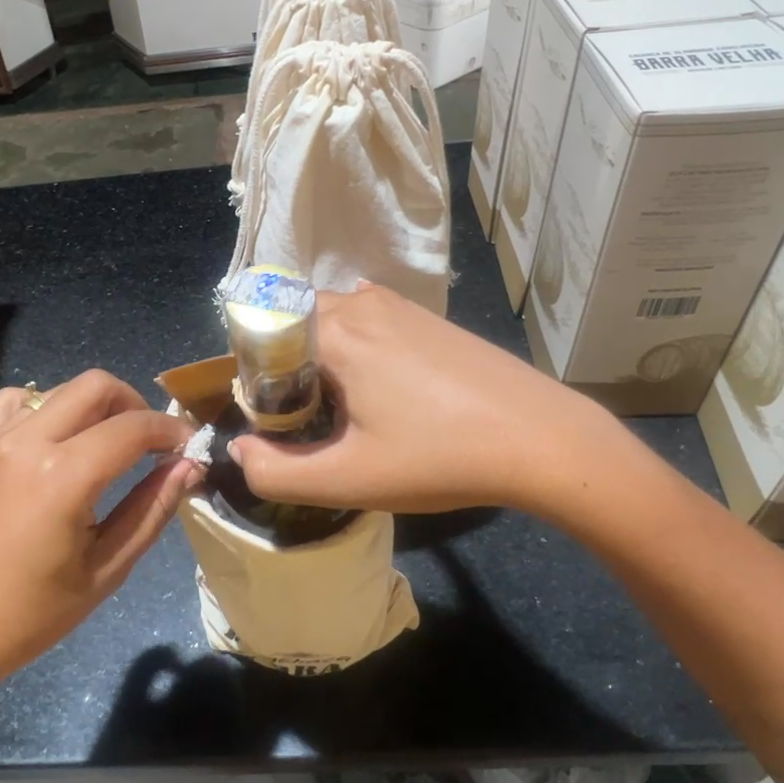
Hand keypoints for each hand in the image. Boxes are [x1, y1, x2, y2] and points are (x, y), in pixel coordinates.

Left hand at [0, 369, 197, 702]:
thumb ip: (151, 511)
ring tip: (104, 444)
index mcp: (63, 477)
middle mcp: (27, 442)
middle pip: (97, 386)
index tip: (189, 447)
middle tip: (151, 443)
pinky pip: (14, 401)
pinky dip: (44, 407)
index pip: (133, 428)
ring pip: (58, 389)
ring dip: (93, 406)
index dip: (171, 430)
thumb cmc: (28, 616)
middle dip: (136, 405)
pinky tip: (51, 441)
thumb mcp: (104, 571)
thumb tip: (189, 468)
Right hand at [228, 284, 649, 523]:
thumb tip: (240, 452)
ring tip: (345, 415)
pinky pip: (365, 325)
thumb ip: (277, 474)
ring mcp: (398, 305)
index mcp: (333, 331)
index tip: (275, 424)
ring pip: (330, 324)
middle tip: (307, 425)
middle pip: (292, 325)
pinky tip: (383, 397)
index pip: (258, 334)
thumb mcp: (350, 480)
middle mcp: (359, 302)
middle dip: (284, 371)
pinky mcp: (426, 318)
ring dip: (320, 362)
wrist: (543, 440)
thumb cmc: (439, 457)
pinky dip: (354, 353)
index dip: (253, 381)